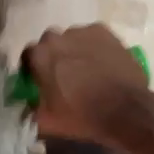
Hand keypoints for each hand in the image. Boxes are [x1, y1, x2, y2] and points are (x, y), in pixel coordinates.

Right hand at [22, 24, 153, 153]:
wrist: (126, 111)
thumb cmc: (82, 116)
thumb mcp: (47, 122)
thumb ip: (31, 110)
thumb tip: (27, 105)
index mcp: (39, 56)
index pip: (28, 55)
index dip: (34, 68)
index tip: (41, 81)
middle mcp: (57, 37)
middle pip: (50, 43)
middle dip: (54, 56)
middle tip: (65, 75)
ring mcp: (82, 31)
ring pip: (72, 38)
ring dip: (74, 50)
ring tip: (87, 70)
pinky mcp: (104, 31)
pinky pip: (93, 37)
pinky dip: (94, 47)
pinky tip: (103, 63)